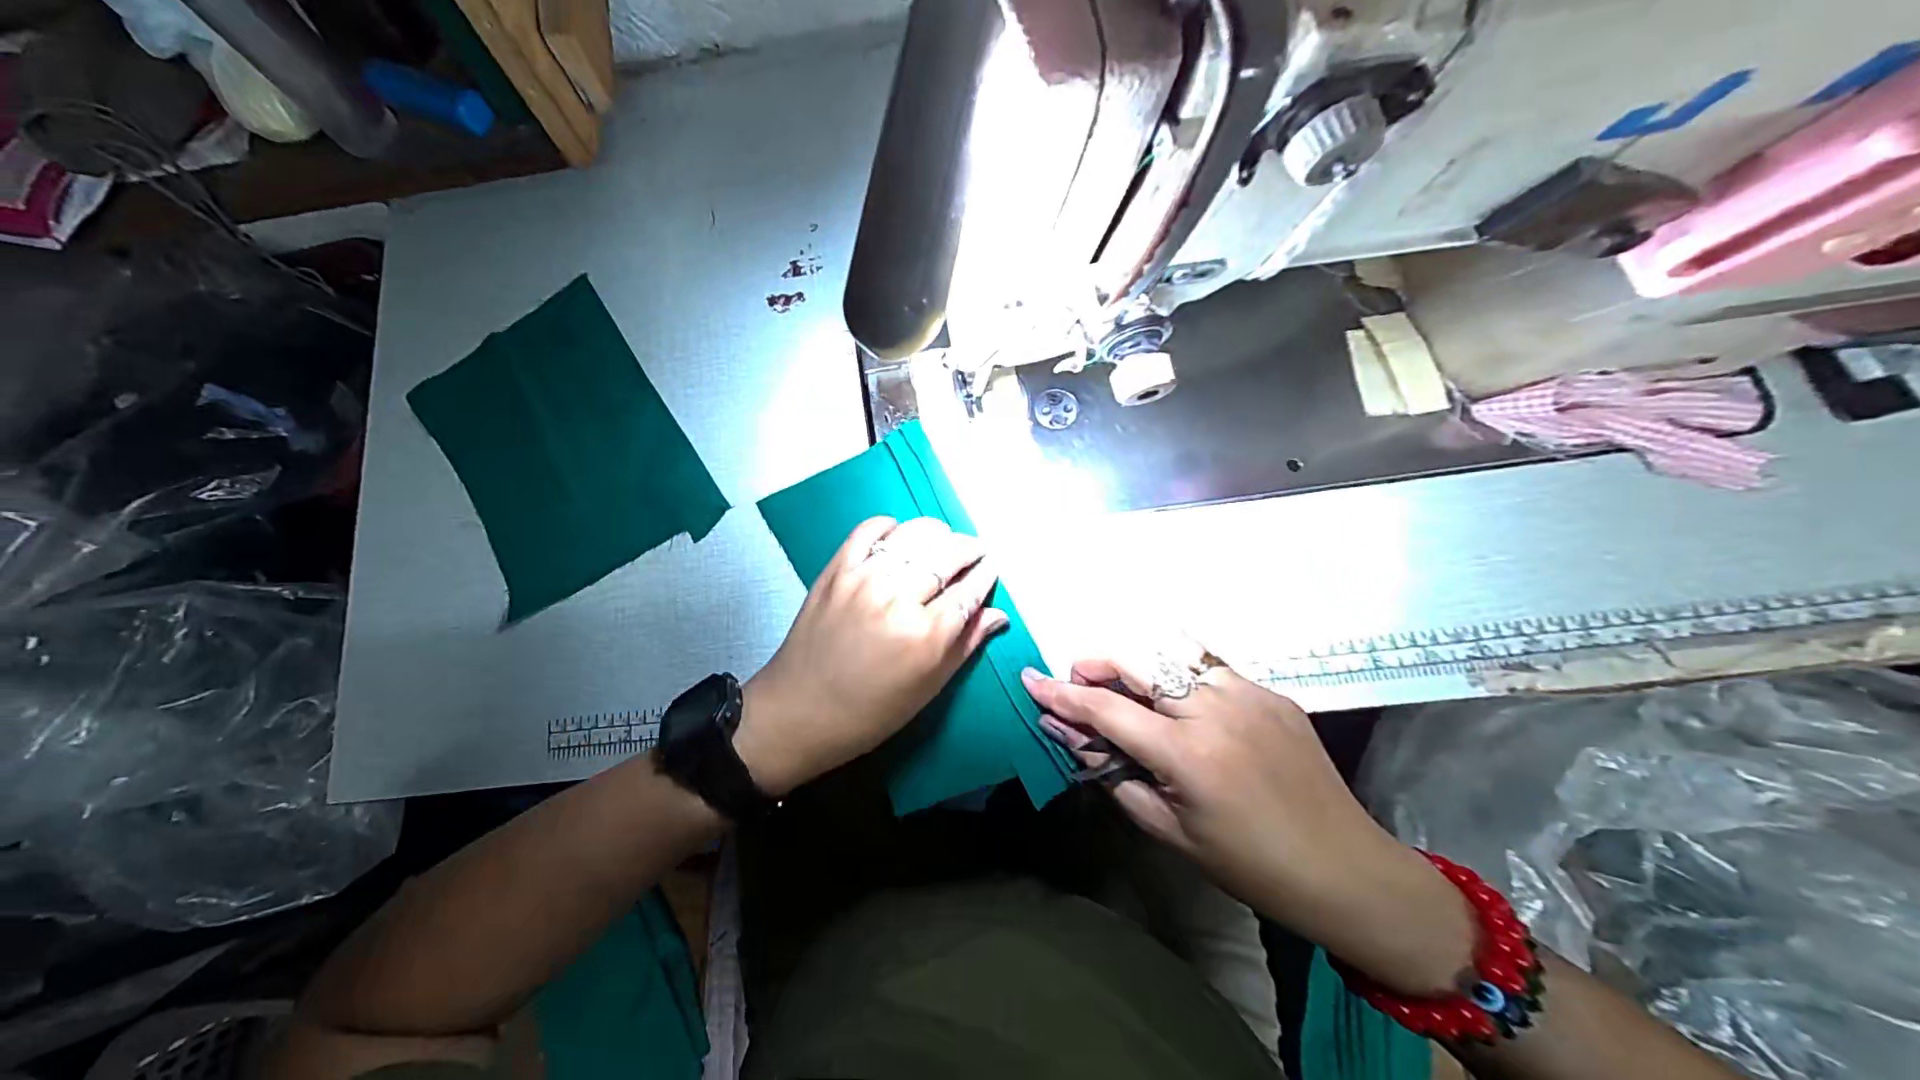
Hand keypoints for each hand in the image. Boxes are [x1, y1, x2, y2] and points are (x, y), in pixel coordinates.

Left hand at [733, 516, 1007, 796]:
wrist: (799, 712)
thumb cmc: (871, 713)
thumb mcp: (927, 689)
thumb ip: (964, 645)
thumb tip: (998, 614)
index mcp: (926, 635)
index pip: (969, 590)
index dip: (986, 575)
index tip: (992, 567)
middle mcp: (898, 598)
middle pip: (946, 555)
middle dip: (969, 549)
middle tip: (975, 551)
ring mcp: (863, 579)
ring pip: (913, 536)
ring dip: (936, 534)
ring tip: (943, 540)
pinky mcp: (836, 570)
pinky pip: (868, 531)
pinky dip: (888, 526)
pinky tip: (899, 534)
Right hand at [1022, 654, 1475, 996]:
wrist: (1343, 868)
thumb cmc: (1247, 864)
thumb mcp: (1169, 830)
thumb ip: (1113, 775)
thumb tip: (1069, 735)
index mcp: (1187, 753)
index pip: (1107, 709)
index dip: (1062, 694)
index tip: (1031, 680)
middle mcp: (1215, 708)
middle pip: (1139, 662)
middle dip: (1099, 663)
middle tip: (1076, 676)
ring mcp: (1249, 693)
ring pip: (1175, 656)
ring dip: (1140, 665)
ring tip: (1123, 684)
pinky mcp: (1272, 692)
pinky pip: (1211, 671)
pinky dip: (1181, 677)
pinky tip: (1177, 700)